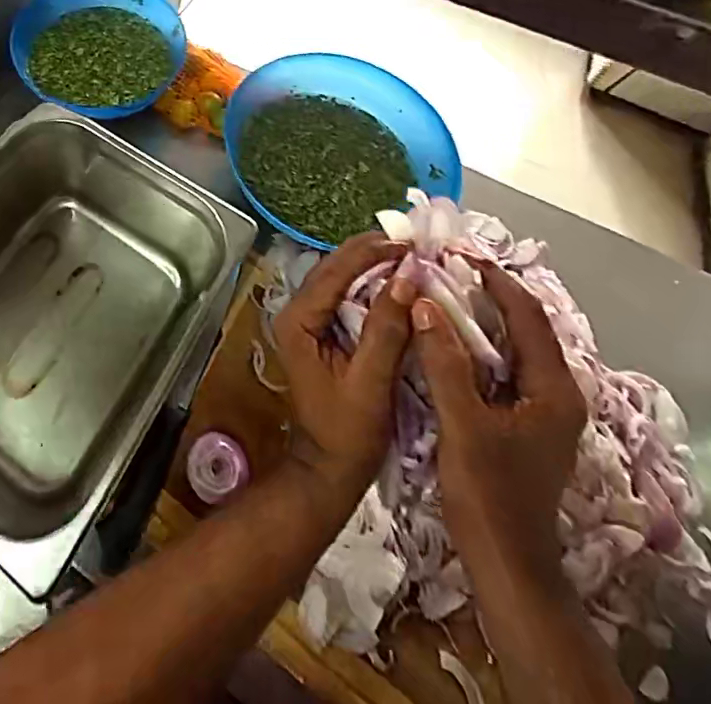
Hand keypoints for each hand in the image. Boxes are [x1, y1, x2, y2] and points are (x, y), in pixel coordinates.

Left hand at [271, 233, 414, 511]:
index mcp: (297, 321)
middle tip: (415, 242)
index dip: (371, 253)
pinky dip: (371, 285)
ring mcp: (307, 321)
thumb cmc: (348, 432)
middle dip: (372, 252)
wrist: (329, 467)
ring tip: (411, 255)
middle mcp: (296, 313)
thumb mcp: (371, 382)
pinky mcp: (322, 331)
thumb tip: (407, 278)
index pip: (333, 272)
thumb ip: (386, 330)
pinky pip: (346, 296)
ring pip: (340, 279)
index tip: (410, 243)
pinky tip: (398, 282)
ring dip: (373, 265)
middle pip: (333, 268)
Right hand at [415, 259, 585, 571]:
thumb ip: (445, 362)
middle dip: (488, 298)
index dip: (497, 283)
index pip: (529, 318)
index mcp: (554, 389)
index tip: (461, 257)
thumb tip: (424, 304)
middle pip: (524, 330)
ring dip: (480, 323)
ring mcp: (541, 411)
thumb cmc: (488, 492)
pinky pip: (501, 372)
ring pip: (511, 351)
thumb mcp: (463, 423)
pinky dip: (476, 351)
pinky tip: (445, 344)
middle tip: (446, 272)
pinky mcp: (523, 424)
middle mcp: (557, 394)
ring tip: (441, 298)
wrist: (505, 561)